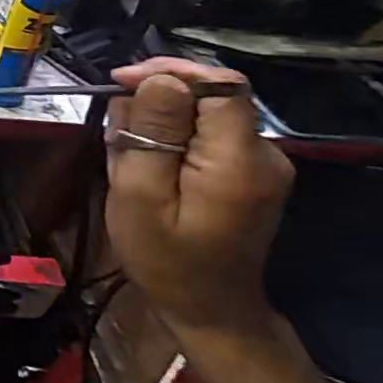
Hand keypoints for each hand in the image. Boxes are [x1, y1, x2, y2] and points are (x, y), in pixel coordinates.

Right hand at [104, 57, 293, 331]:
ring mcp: (261, 160)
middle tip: (119, 131)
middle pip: (208, 92)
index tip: (124, 83)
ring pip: (202, 107)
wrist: (208, 311)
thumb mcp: (140, 193)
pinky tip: (148, 159)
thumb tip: (162, 78)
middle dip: (156, 99)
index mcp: (240, 160)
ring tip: (129, 152)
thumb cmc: (164, 257)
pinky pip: (206, 127)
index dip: (170, 71)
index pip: (219, 84)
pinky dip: (172, 132)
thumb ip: (152, 132)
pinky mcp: (249, 166)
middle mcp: (263, 153)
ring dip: (158, 118)